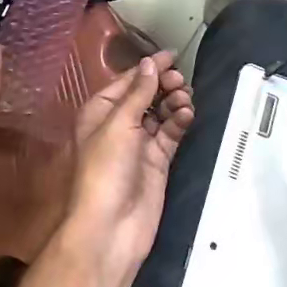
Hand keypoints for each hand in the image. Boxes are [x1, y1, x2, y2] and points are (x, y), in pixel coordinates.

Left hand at [62, 53, 195, 263]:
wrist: (110, 230)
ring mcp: (139, 144)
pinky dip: (179, 121)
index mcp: (100, 112)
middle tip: (180, 81)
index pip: (127, 81)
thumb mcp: (119, 124)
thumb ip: (138, 92)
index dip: (149, 68)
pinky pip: (171, 133)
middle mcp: (119, 125)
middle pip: (146, 95)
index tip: (172, 56)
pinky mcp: (157, 161)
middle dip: (164, 84)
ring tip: (185, 99)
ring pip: (161, 112)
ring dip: (174, 101)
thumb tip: (150, 63)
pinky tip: (186, 115)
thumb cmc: (105, 171)